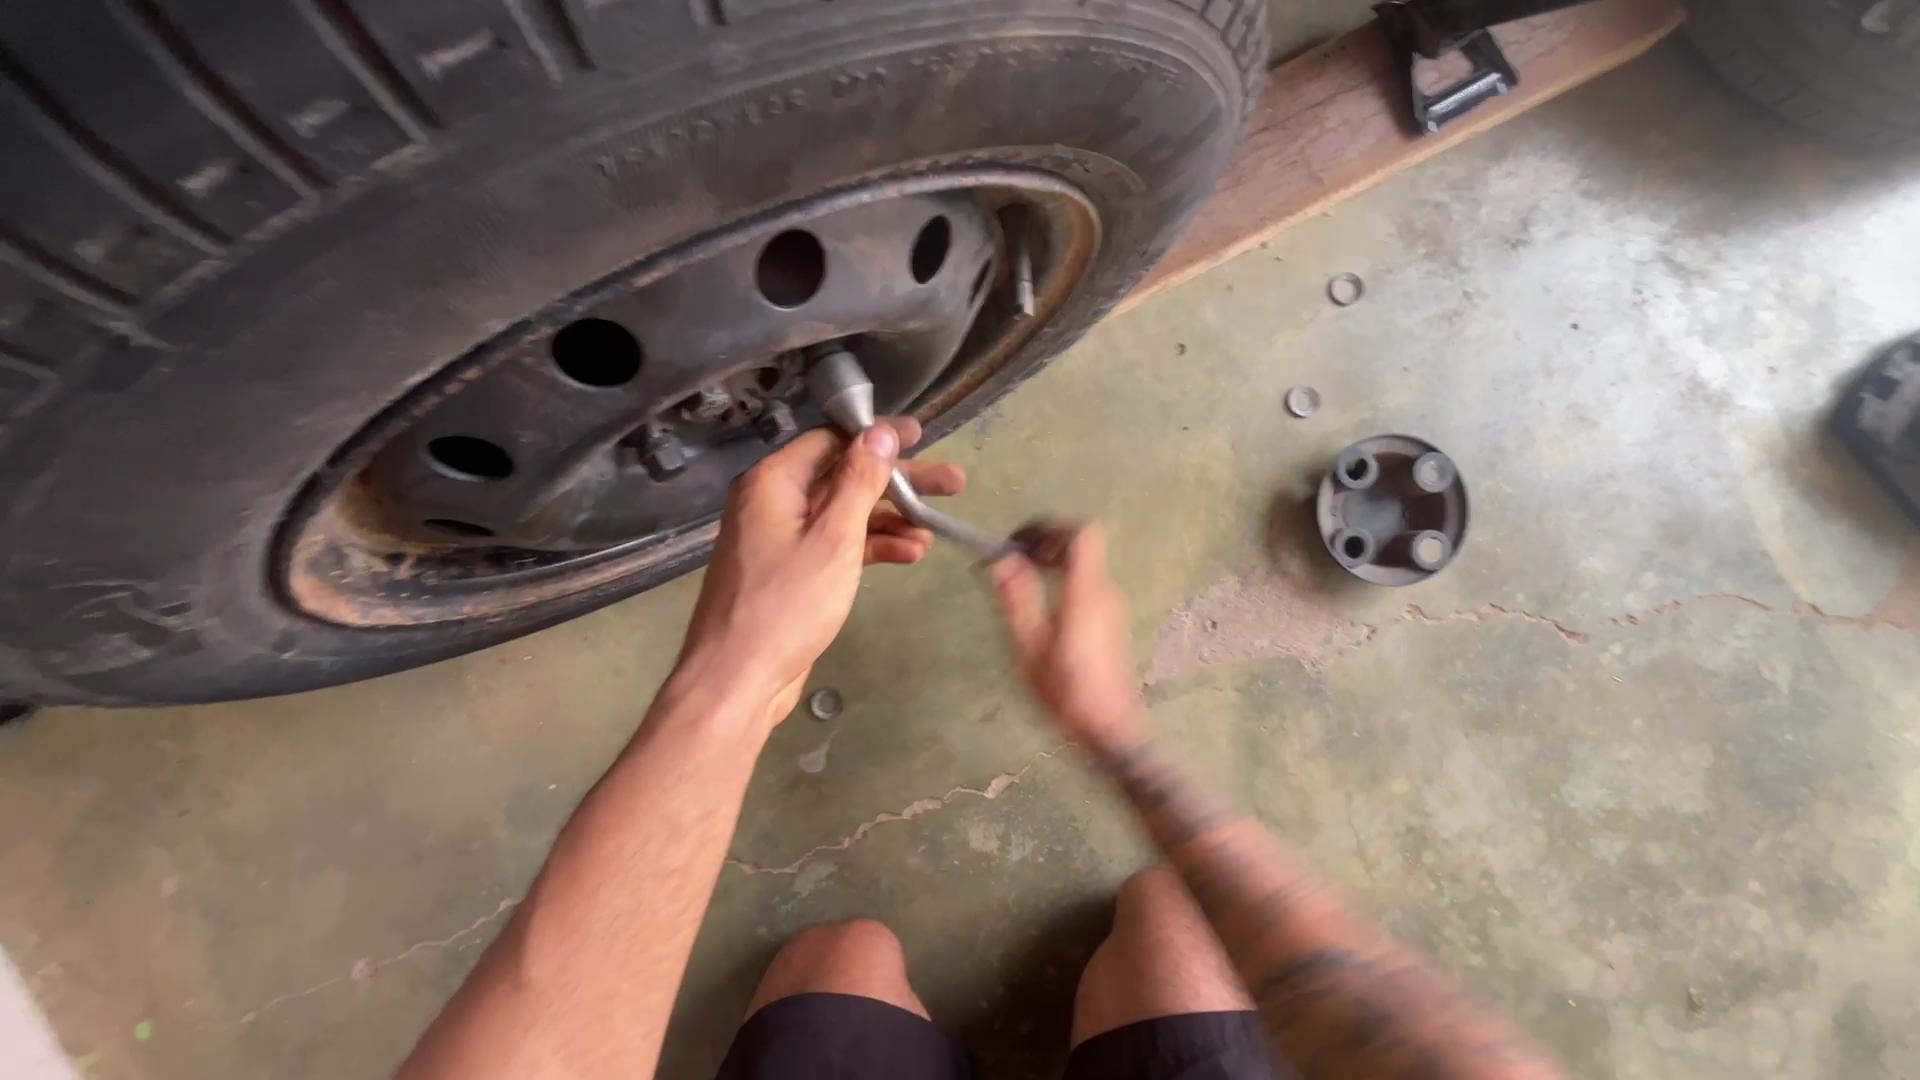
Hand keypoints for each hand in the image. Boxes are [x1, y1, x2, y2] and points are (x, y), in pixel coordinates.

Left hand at [673, 417, 965, 723]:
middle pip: (844, 476)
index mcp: (774, 482)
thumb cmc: (786, 604)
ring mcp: (782, 538)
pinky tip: (909, 555)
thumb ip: (860, 481)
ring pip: (844, 513)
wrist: (739, 679)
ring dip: (890, 519)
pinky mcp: (793, 571)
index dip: (878, 436)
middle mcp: (774, 502)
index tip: (922, 437)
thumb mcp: (833, 538)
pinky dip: (870, 546)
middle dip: (898, 482)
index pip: (832, 439)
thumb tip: (881, 431)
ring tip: (934, 530)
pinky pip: (836, 544)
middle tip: (952, 484)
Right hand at [989, 524, 1151, 750]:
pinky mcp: (1111, 621)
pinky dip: (1062, 580)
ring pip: (1084, 564)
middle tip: (1012, 563)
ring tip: (1020, 585)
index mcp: (1085, 591)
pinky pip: (1086, 584)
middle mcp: (1105, 591)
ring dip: (1052, 563)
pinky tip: (1041, 608)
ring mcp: (1112, 606)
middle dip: (1044, 544)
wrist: (1111, 729)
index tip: (1020, 544)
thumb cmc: (1067, 692)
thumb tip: (1000, 561)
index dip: (1049, 528)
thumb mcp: (1029, 648)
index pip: (1081, 533)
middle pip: (1081, 545)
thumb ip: (1016, 600)